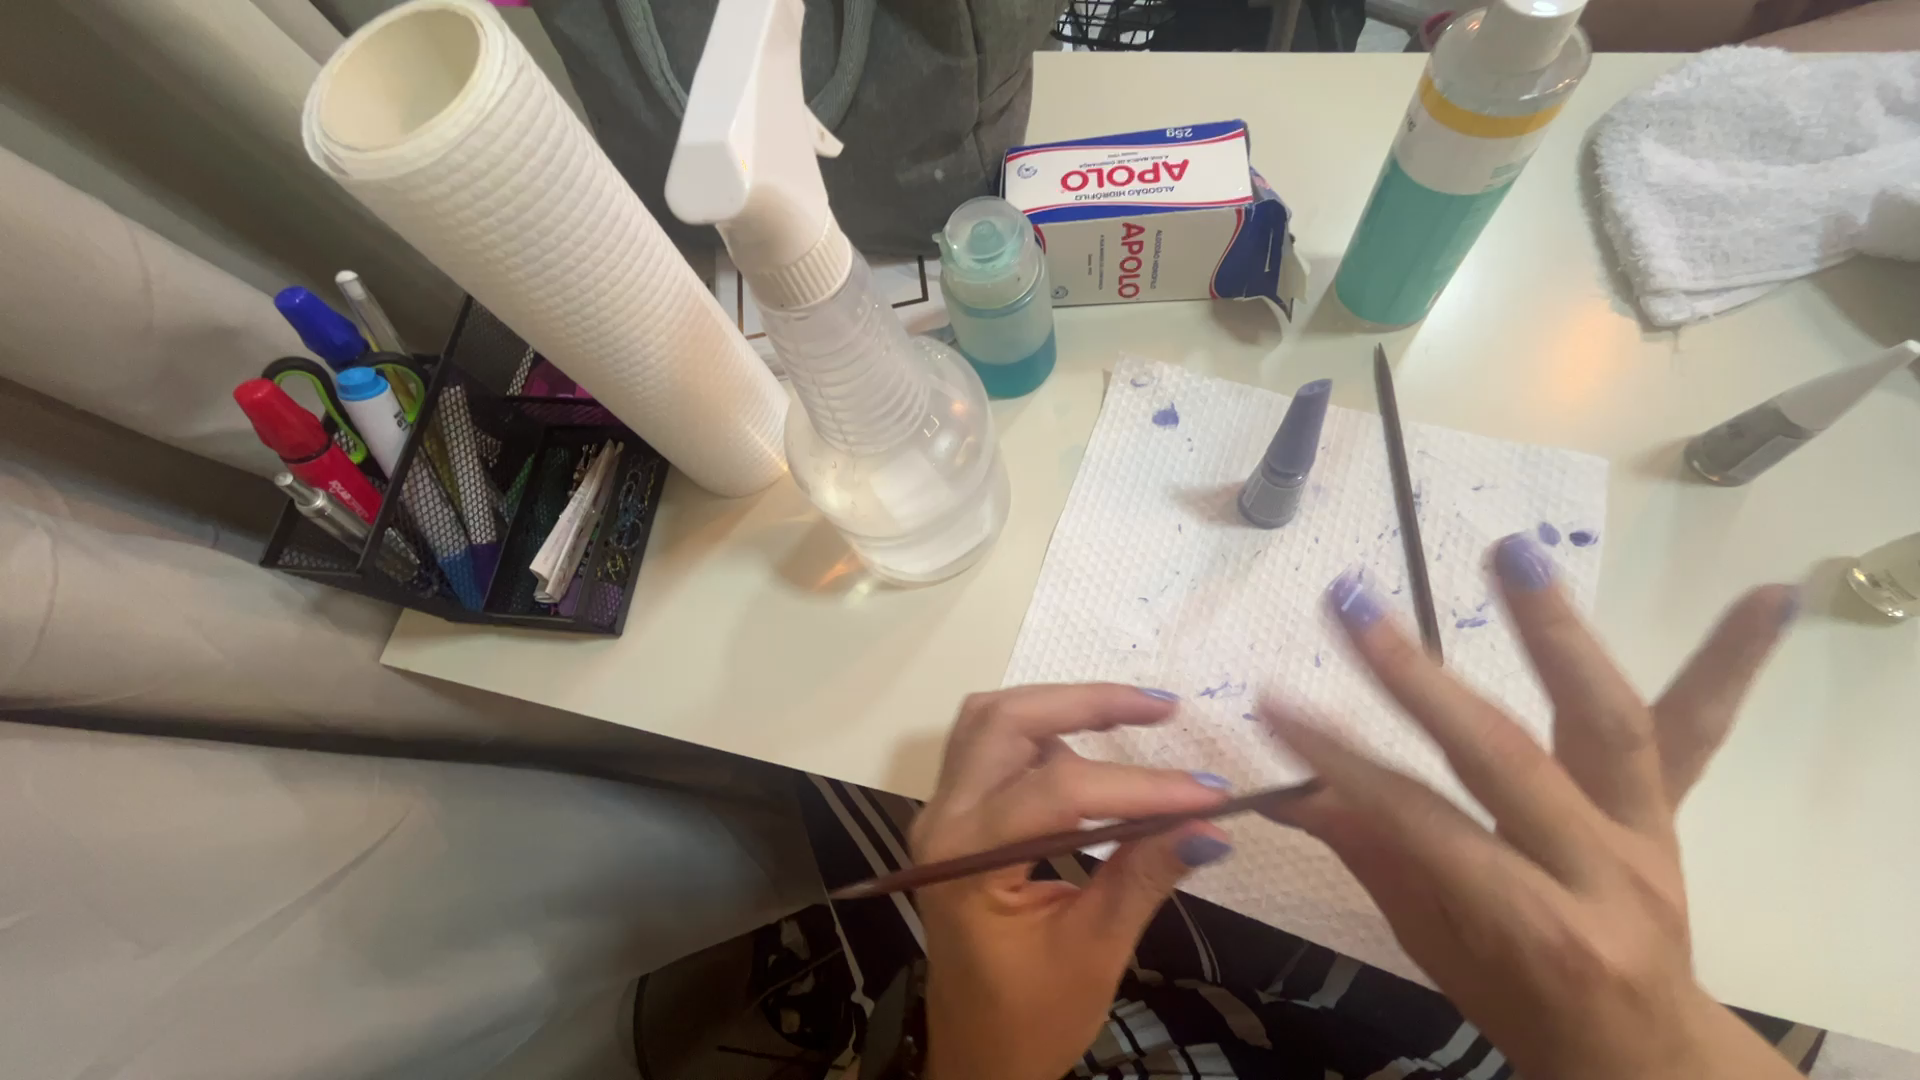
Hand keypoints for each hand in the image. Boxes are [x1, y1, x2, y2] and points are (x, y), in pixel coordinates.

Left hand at [912, 684, 1234, 1079]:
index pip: (1059, 792)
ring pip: (992, 720)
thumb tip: (1210, 825)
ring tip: (1128, 718)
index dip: (1140, 786)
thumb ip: (1144, 875)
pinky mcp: (955, 812)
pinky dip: (1040, 731)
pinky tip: (1085, 749)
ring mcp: (941, 809)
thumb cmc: (1028, 1019)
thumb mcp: (1094, 952)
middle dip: (1087, 702)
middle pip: (1007, 721)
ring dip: (1059, 708)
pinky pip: (990, 744)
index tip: (1209, 792)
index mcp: (966, 858)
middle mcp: (942, 817)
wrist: (974, 1054)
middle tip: (1161, 706)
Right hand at [1264, 534, 1799, 1079]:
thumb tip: (1282, 789)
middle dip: (1415, 677)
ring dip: (1555, 631)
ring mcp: (1647, 831)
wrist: (1643, 1051)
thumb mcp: (1429, 940)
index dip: (1339, 761)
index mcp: (1533, 921)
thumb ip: (1365, 851)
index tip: (1271, 703)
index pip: (1416, 819)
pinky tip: (1768, 594)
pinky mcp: (1669, 810)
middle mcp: (1601, 870)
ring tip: (1514, 552)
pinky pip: (1696, 734)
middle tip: (1351, 606)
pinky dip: (1727, 663)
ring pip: (1607, 722)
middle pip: (1503, 757)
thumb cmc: (1520, 1005)